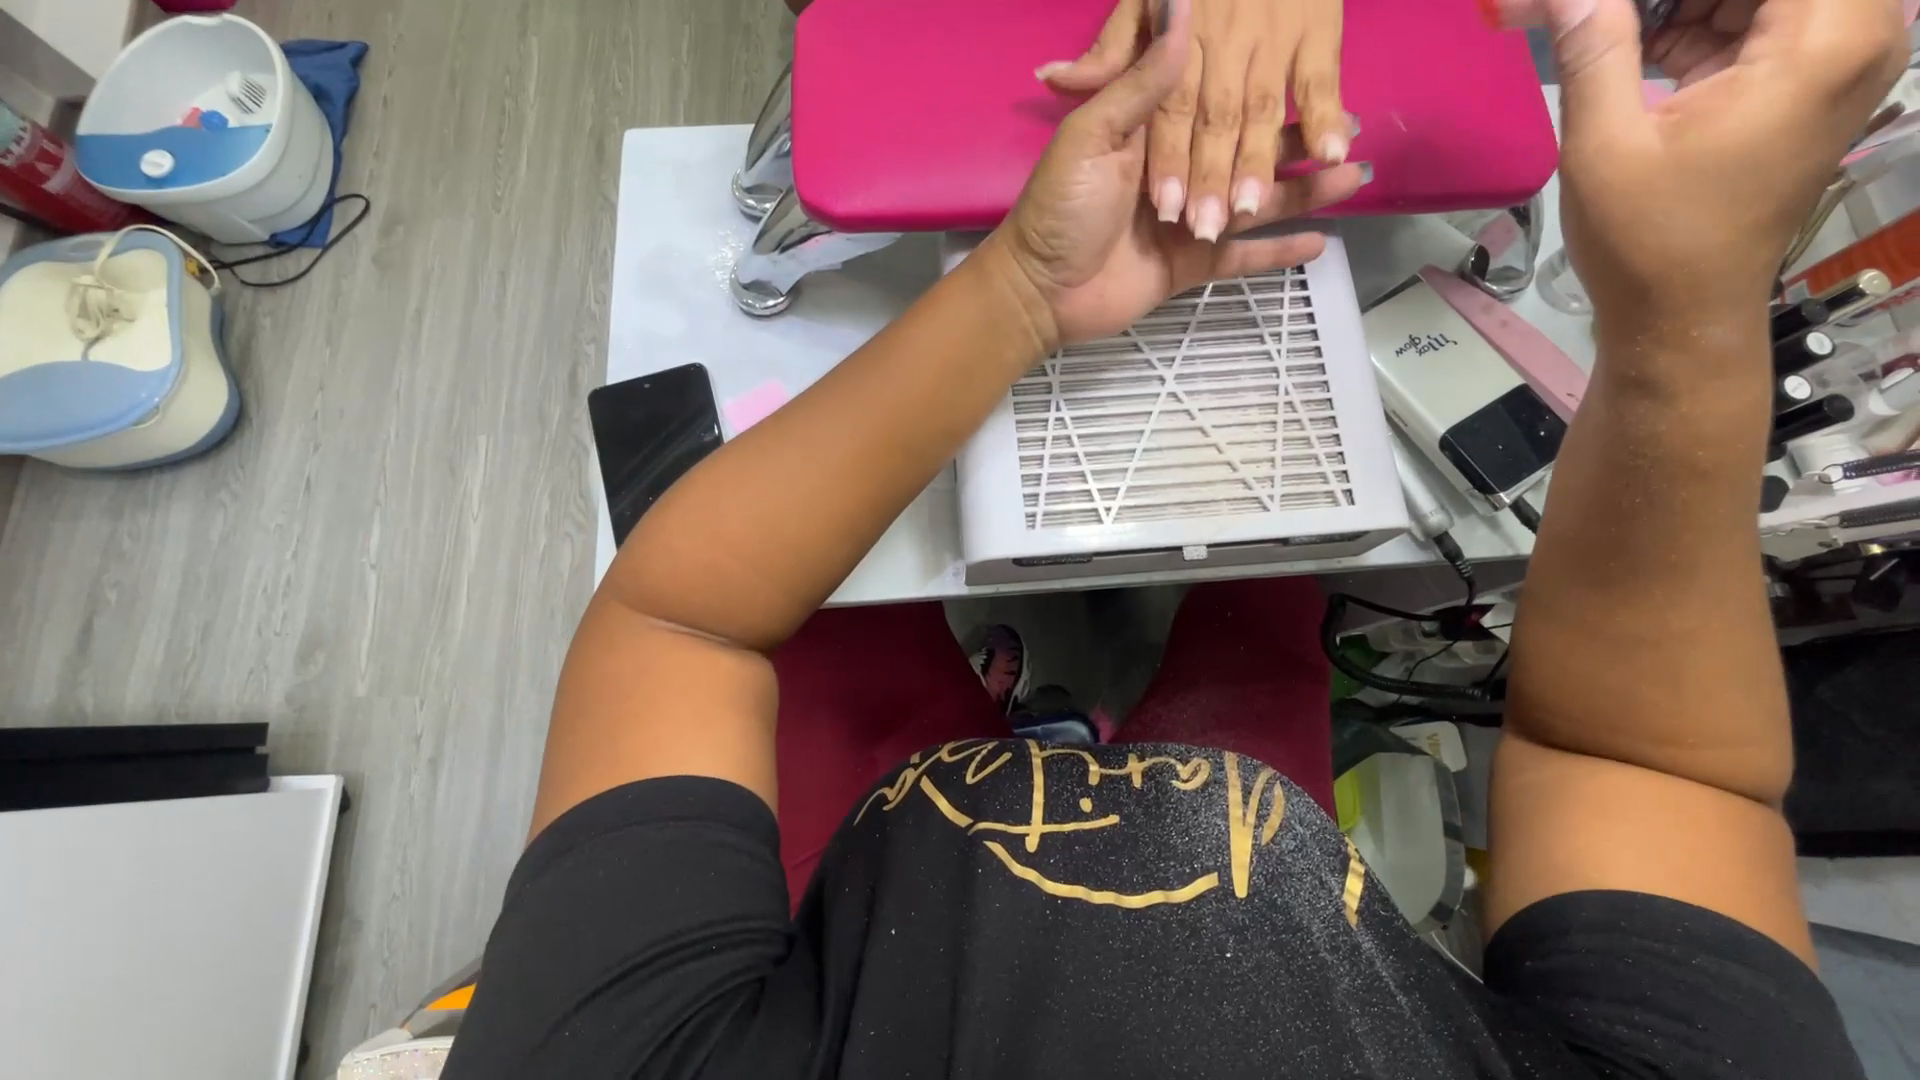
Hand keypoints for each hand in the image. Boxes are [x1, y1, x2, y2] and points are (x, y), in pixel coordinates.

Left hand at [984, 0, 1365, 348]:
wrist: (1040, 291)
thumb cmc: (1059, 208)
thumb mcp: (1093, 136)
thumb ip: (1141, 83)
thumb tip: (1183, 9)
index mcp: (1153, 134)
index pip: (1218, 106)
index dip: (1264, 91)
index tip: (1314, 68)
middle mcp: (1178, 173)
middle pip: (1248, 153)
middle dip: (1297, 141)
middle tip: (1354, 129)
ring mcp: (1186, 223)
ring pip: (1254, 204)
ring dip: (1300, 192)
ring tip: (1352, 177)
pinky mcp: (1187, 268)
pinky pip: (1239, 260)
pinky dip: (1275, 254)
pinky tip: (1321, 243)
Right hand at [1495, 0, 1904, 332]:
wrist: (1680, 312)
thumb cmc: (1646, 239)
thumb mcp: (1604, 144)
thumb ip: (1594, 49)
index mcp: (1824, 39)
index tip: (1608, 7)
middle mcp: (1860, 32)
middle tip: (1604, 16)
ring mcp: (1839, 58)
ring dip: (1689, 4)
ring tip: (1614, 30)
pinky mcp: (1810, 82)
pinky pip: (1763, 20)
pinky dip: (1701, 23)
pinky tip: (1639, 48)